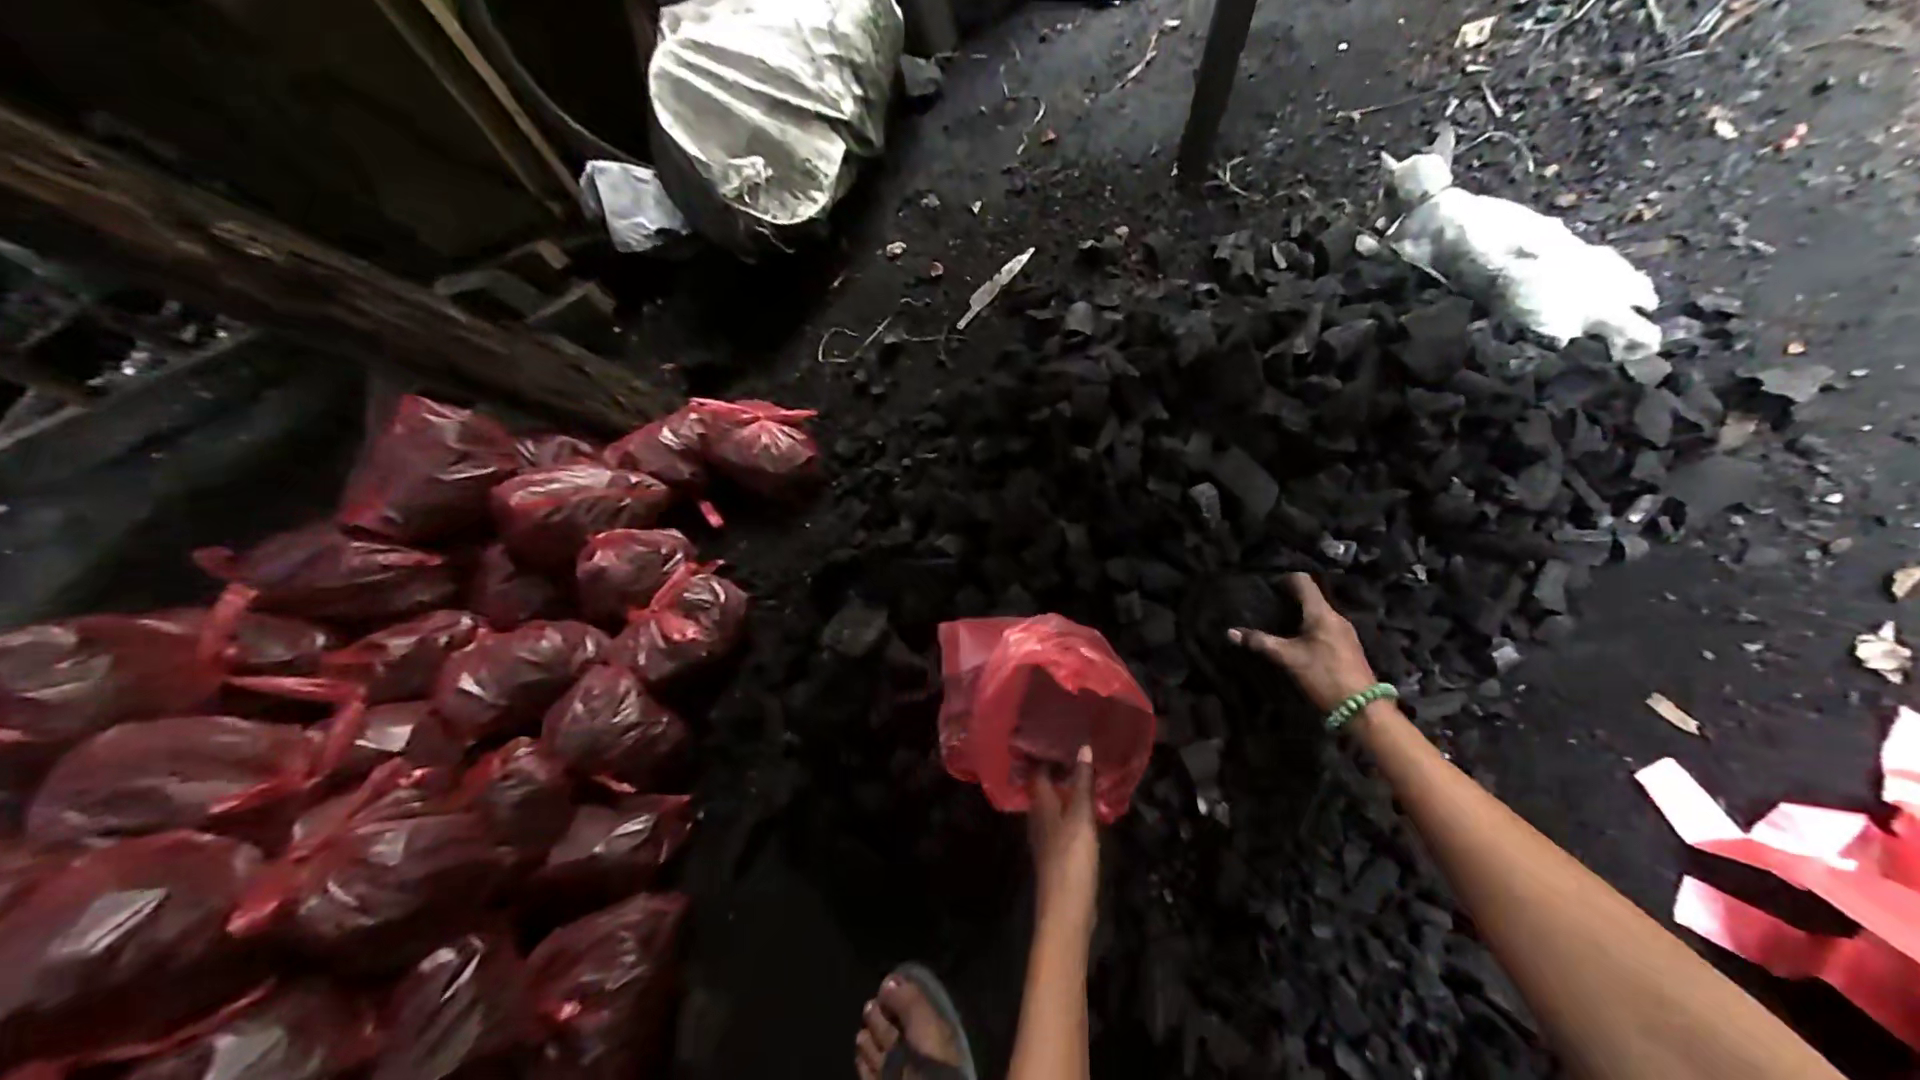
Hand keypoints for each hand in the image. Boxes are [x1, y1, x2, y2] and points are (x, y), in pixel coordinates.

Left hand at [1027, 745, 1098, 935]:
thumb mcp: (1081, 816)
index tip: (1056, 734)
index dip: (1043, 752)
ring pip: (1052, 802)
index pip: (1036, 771)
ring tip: (1082, 771)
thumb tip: (1082, 748)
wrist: (1066, 909)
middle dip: (1054, 768)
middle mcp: (1037, 815)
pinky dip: (1070, 806)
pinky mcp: (1057, 849)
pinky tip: (1084, 805)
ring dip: (1063, 787)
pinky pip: (1061, 817)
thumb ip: (1082, 783)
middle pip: (1042, 786)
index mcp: (1040, 804)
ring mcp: (1046, 834)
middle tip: (1072, 747)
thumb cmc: (1071, 858)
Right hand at [1228, 573, 1379, 713]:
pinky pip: (1324, 626)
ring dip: (1299, 614)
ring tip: (1277, 622)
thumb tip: (1230, 632)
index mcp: (1322, 613)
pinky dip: (1309, 626)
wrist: (1362, 708)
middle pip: (1310, 597)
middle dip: (1289, 598)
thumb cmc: (1323, 675)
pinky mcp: (1347, 646)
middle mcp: (1336, 617)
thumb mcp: (1287, 658)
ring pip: (1318, 613)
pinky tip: (1297, 640)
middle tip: (1266, 605)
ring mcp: (1344, 632)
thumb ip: (1259, 642)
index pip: (1303, 581)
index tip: (1265, 586)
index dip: (1284, 579)